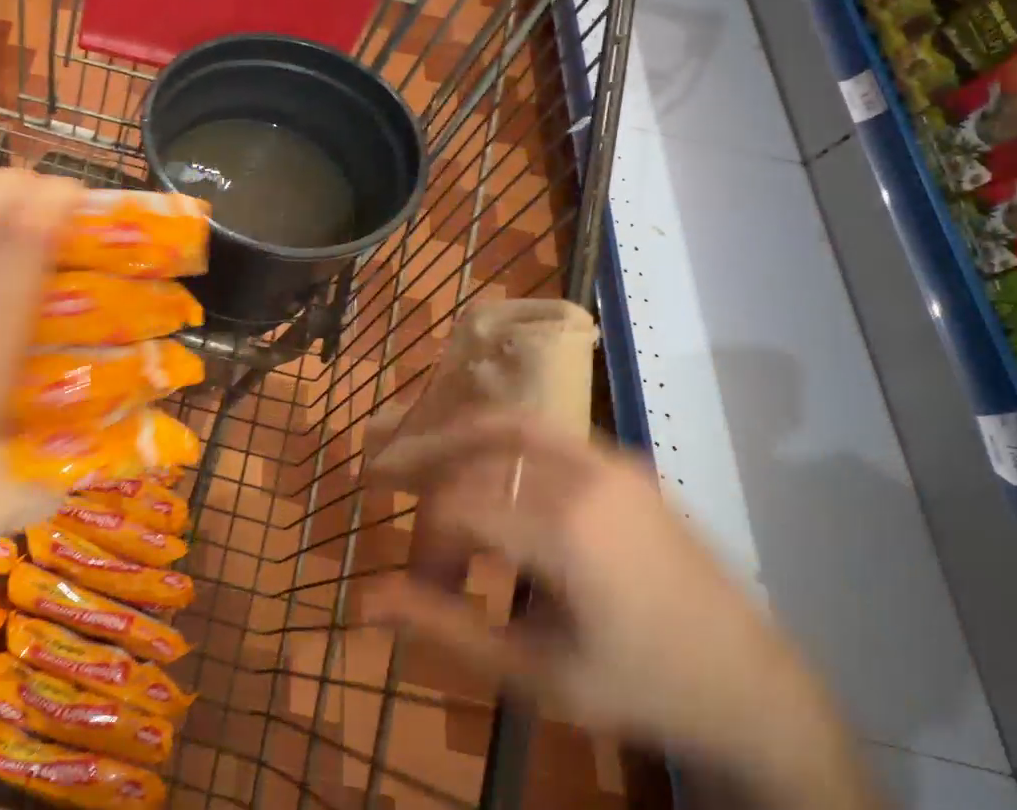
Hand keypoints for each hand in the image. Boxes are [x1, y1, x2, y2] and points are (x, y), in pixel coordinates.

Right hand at [362, 413, 875, 806]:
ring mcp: (611, 466)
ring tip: (410, 452)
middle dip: (424, 483)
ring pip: (504, 425)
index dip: (423, 544)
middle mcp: (584, 481)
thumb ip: (442, 626)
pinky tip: (475, 456)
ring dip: (450, 438)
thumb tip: (361, 601)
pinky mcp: (627, 468)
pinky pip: (545, 429)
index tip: (425, 590)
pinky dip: (496, 434)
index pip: (454, 509)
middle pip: (471, 457)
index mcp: (562, 531)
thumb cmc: (637, 688)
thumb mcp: (532, 672)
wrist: (754, 691)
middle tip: (384, 493)